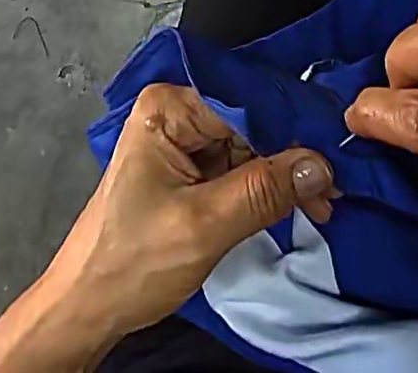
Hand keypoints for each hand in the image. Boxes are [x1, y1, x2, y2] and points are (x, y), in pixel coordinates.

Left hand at [0, 83, 337, 372]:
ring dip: (285, 174)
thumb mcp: (202, 227)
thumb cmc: (129, 265)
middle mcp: (178, 111)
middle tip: (332, 185)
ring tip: (322, 199)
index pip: (246, 104)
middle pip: (252, 123)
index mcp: (169, 107)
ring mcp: (185, 138)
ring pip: (253, 145)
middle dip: (292, 156)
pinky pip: (242, 164)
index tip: (332, 152)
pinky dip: (269, 186)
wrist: (84, 313)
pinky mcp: (193, 165)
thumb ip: (264, 191)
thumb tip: (321, 164)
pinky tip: (296, 201)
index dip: (291, 128)